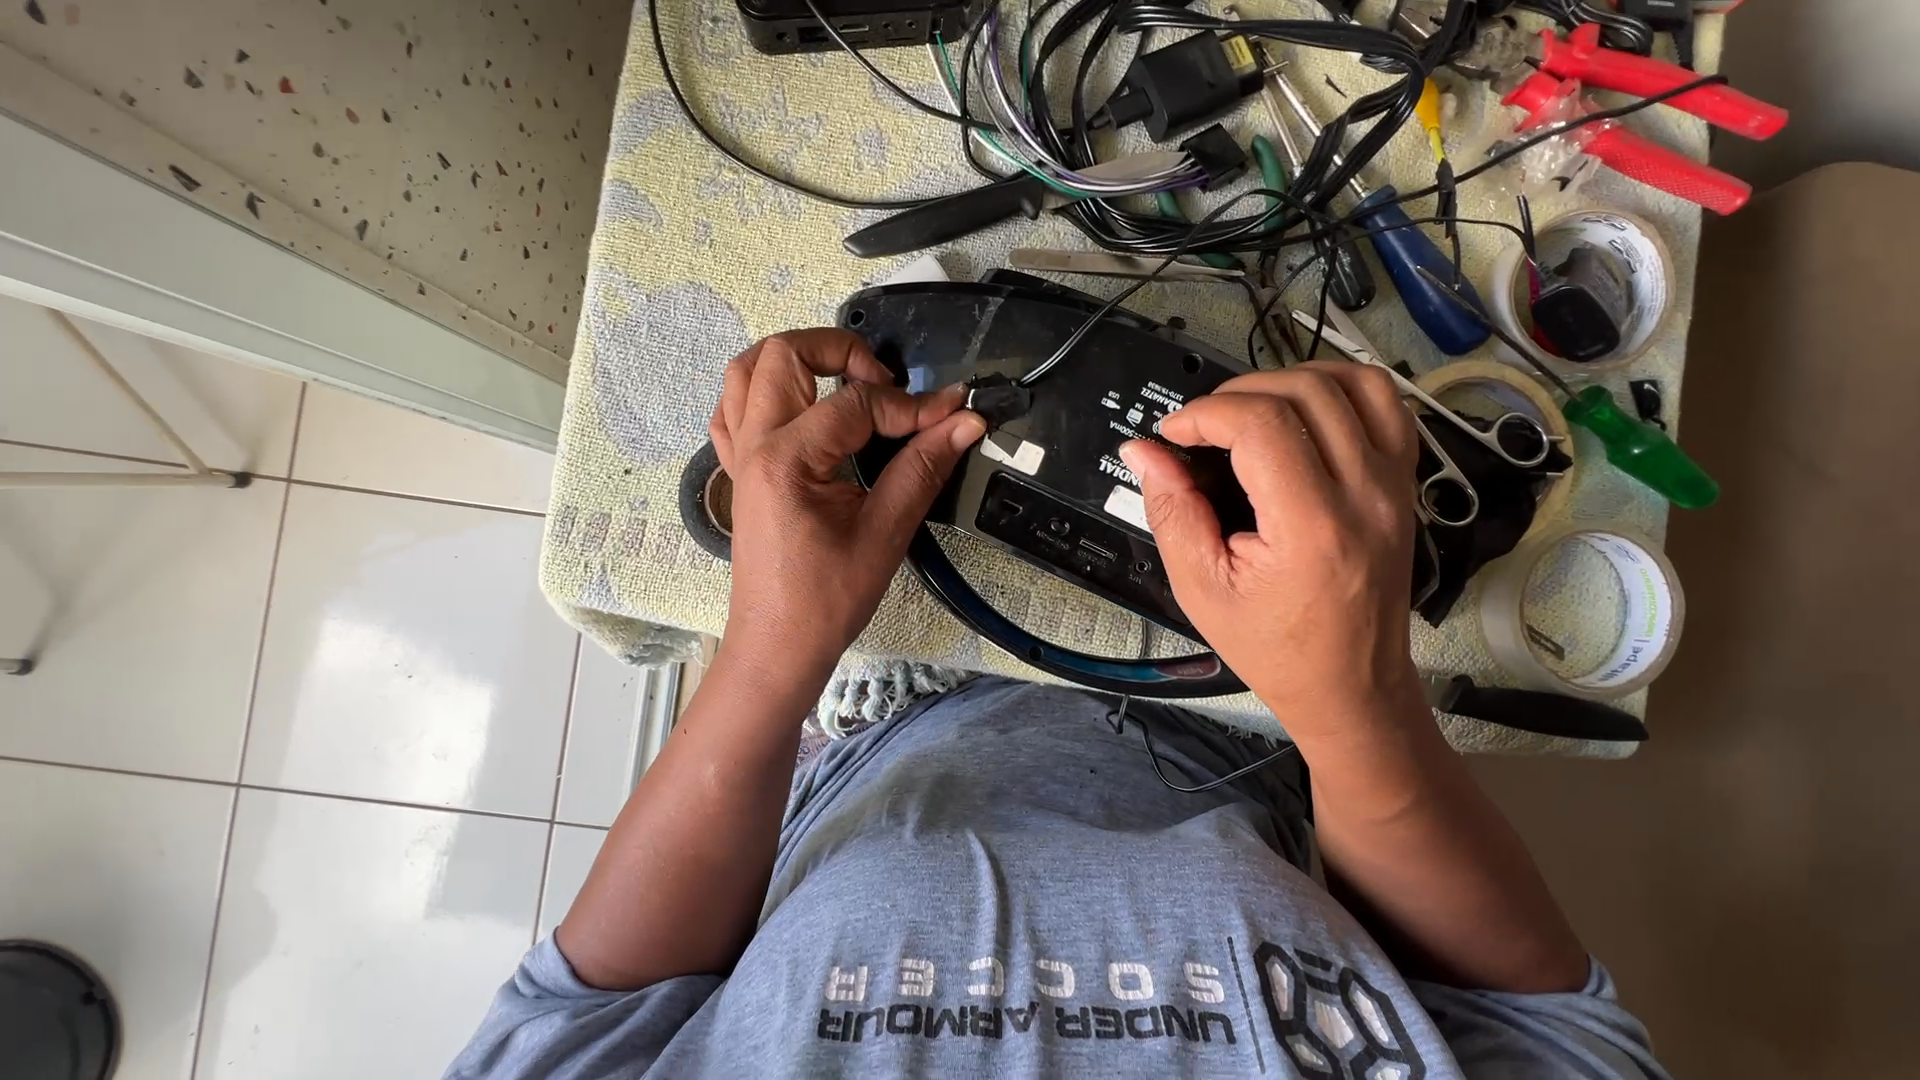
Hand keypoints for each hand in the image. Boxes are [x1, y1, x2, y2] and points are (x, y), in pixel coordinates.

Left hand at [710, 329, 985, 686]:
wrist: (779, 645)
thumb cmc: (828, 599)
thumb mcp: (886, 532)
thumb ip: (923, 467)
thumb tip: (965, 421)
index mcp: (787, 460)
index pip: (856, 404)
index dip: (911, 405)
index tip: (950, 414)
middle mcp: (753, 445)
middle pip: (784, 355)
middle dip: (841, 351)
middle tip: (885, 384)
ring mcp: (738, 457)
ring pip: (747, 371)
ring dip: (795, 360)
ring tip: (843, 382)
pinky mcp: (738, 472)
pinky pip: (733, 409)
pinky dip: (764, 392)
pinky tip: (799, 410)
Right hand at [1119, 362, 1422, 738]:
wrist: (1350, 685)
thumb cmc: (1274, 647)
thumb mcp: (1201, 588)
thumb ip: (1171, 511)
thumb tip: (1144, 450)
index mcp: (1311, 528)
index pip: (1261, 425)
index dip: (1206, 414)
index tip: (1175, 434)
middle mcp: (1365, 497)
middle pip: (1304, 393)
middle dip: (1239, 393)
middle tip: (1203, 424)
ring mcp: (1394, 487)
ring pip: (1354, 384)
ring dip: (1291, 379)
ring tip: (1250, 408)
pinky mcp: (1404, 485)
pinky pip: (1386, 405)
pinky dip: (1340, 389)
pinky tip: (1301, 410)